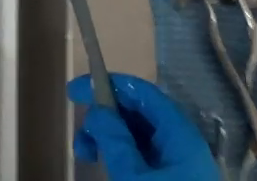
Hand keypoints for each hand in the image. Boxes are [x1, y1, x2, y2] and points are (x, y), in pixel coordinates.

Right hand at [67, 73, 218, 180]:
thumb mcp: (135, 177)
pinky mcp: (170, 179)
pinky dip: (120, 155)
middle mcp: (180, 141)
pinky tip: (104, 166)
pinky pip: (142, 157)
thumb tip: (97, 110)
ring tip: (85, 153)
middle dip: (105, 116)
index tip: (76, 90)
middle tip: (79, 133)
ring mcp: (177, 163)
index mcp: (178, 131)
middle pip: (139, 113)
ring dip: (109, 138)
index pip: (140, 92)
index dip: (108, 84)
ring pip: (138, 136)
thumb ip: (115, 141)